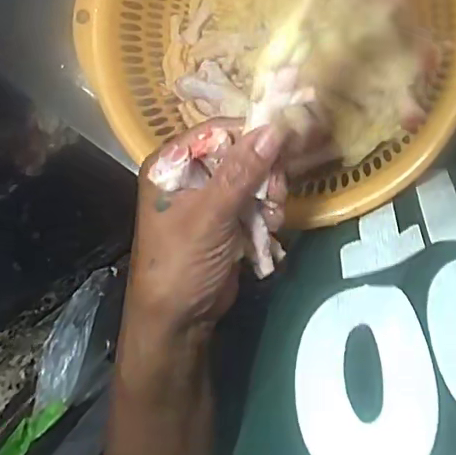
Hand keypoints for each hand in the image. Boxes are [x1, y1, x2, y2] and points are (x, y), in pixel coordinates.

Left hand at [126, 121, 283, 336]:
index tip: (284, 146)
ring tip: (271, 218)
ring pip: (254, 175)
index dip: (252, 135)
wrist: (178, 325)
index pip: (219, 130)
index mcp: (172, 162)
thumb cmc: (182, 264)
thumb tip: (274, 129)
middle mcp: (189, 172)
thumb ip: (242, 172)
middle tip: (276, 194)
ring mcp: (209, 194)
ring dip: (269, 194)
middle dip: (265, 172)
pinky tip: (270, 227)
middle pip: (242, 151)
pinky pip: (255, 197)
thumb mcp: (211, 215)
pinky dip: (267, 209)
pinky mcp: (226, 214)